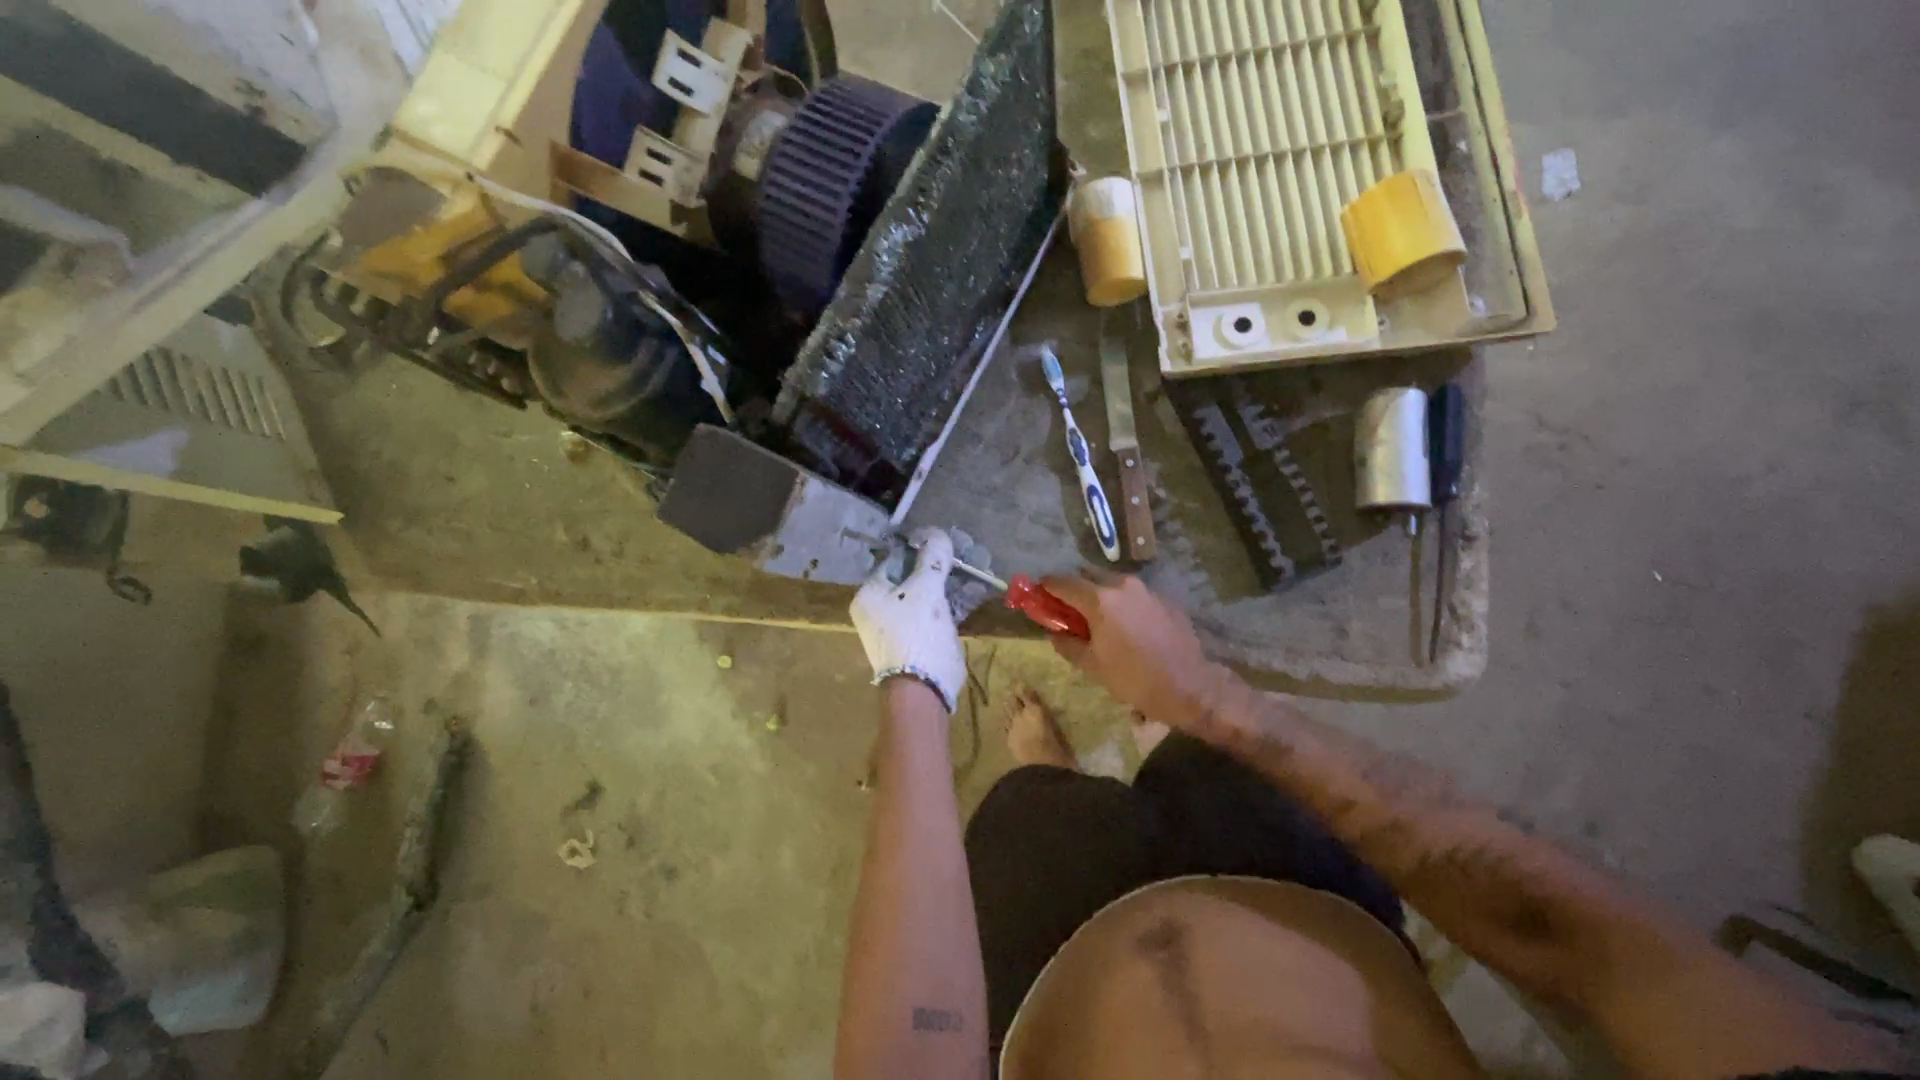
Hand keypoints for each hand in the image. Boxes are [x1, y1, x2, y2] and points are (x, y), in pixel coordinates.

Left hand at [851, 529, 965, 713]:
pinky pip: (939, 612)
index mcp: (871, 595)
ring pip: (930, 594)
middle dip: (941, 563)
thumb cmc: (916, 634)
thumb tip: (937, 534)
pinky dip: (956, 600)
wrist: (923, 690)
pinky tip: (978, 588)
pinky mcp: (923, 640)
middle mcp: (882, 610)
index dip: (919, 546)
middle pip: (913, 576)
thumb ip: (932, 560)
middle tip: (967, 549)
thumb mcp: (925, 590)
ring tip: (979, 564)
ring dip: (953, 580)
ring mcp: (903, 626)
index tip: (943, 538)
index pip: (893, 560)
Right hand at [1041, 574, 1231, 737]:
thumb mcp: (1093, 666)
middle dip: (1074, 588)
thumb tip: (1053, 632)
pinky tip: (1128, 627)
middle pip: (1088, 576)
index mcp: (1100, 600)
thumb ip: (1067, 644)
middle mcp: (1122, 586)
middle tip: (1067, 610)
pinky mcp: (1165, 599)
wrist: (1191, 686)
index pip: (1062, 582)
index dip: (1046, 587)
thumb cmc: (1135, 679)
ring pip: (1113, 584)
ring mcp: (1147, 590)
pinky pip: (1135, 595)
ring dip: (1100, 595)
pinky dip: (1123, 604)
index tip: (1038, 594)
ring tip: (1099, 621)